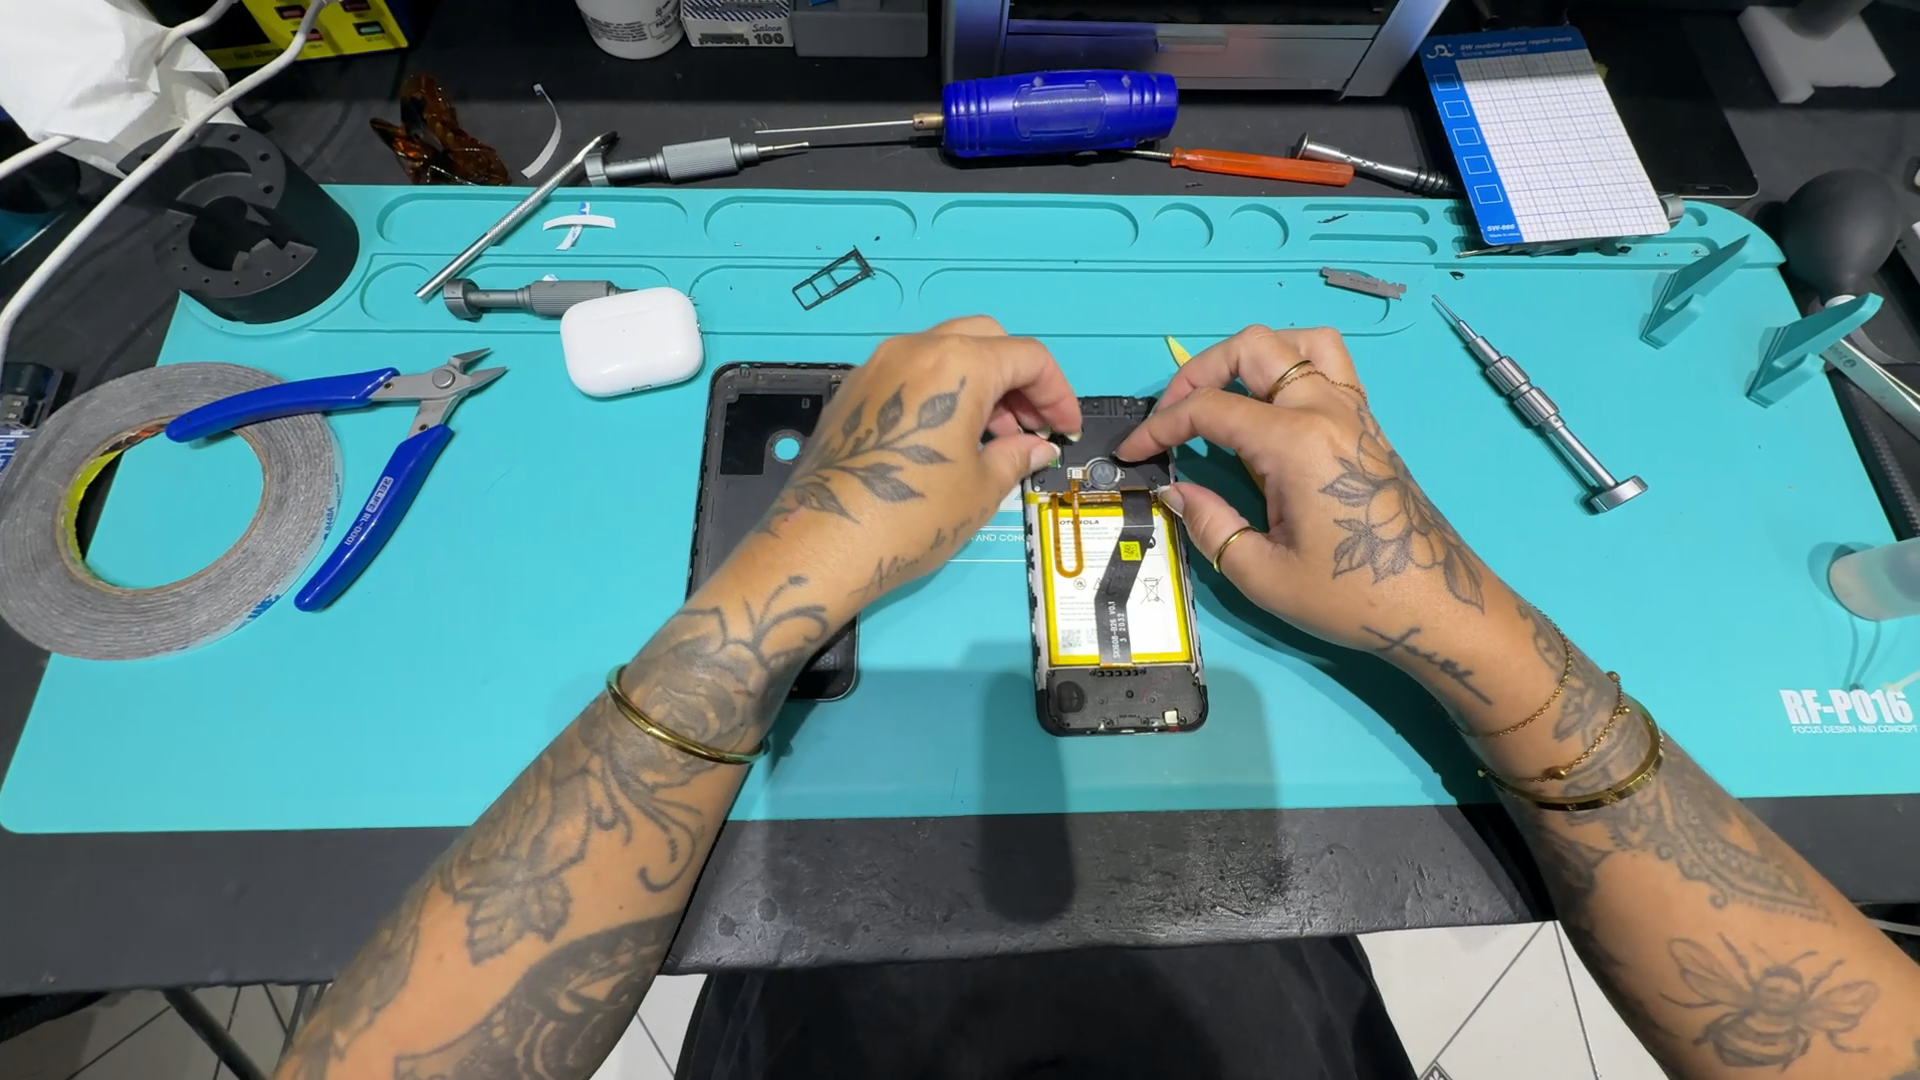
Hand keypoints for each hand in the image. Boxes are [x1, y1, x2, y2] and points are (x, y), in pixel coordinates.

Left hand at [750, 316, 1080, 614]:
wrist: (824, 544)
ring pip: (946, 351)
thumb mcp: (981, 489)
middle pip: (987, 340)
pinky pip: (912, 372)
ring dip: (982, 384)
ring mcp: (877, 365)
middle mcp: (915, 348)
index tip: (1065, 428)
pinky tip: (948, 438)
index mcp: (958, 363)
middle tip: (1030, 427)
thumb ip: (1016, 456)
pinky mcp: (853, 390)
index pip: (1027, 357)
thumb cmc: (914, 517)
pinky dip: (943, 391)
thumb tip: (1036, 446)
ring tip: (993, 439)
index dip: (1058, 392)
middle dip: (1019, 380)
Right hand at [1116, 326, 1495, 652]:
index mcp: (1295, 442)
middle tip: (1173, 414)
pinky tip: (1266, 411)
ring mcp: (1354, 412)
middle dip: (1199, 372)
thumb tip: (1174, 489)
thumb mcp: (1259, 573)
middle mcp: (1327, 410)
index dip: (1159, 427)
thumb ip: (1207, 522)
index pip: (1210, 409)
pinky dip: (1287, 368)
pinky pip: (1328, 366)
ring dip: (1251, 357)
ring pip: (1300, 342)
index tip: (1132, 452)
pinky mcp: (1367, 425)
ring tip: (1223, 395)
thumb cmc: (1349, 597)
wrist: (1438, 608)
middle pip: (1254, 347)